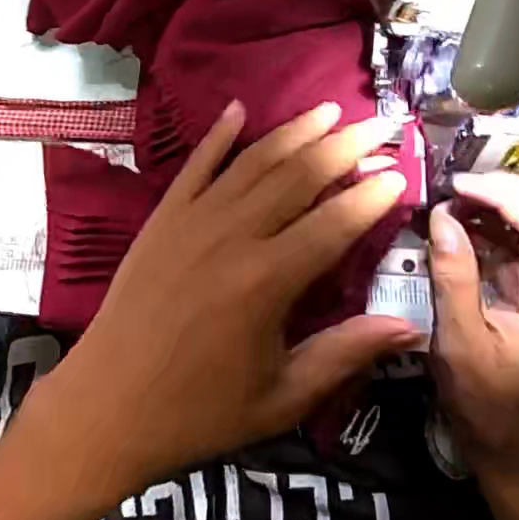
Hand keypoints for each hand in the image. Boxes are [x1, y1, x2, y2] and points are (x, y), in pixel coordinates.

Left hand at [17, 101, 422, 495]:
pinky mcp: (162, 217)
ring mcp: (192, 219)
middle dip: (346, 144)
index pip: (334, 223)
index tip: (400, 173)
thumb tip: (411, 325)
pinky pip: (195, 165)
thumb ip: (345, 353)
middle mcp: (233, 235)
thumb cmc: (199, 411)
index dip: (372, 196)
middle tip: (381, 122)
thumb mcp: (281, 397)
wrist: (107, 405)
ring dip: (294, 131)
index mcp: (267, 281)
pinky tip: (238, 108)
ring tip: (328, 108)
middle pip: (299, 176)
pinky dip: (218, 134)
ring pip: (253, 162)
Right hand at [428, 172, 518, 479]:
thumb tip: (443, 216)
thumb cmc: (486, 404)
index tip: (459, 187)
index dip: (506, 196)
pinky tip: (471, 226)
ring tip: (460, 202)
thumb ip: (453, 274)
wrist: (517, 449)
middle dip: (511, 191)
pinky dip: (506, 227)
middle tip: (460, 188)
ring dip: (509, 205)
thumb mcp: (459, 341)